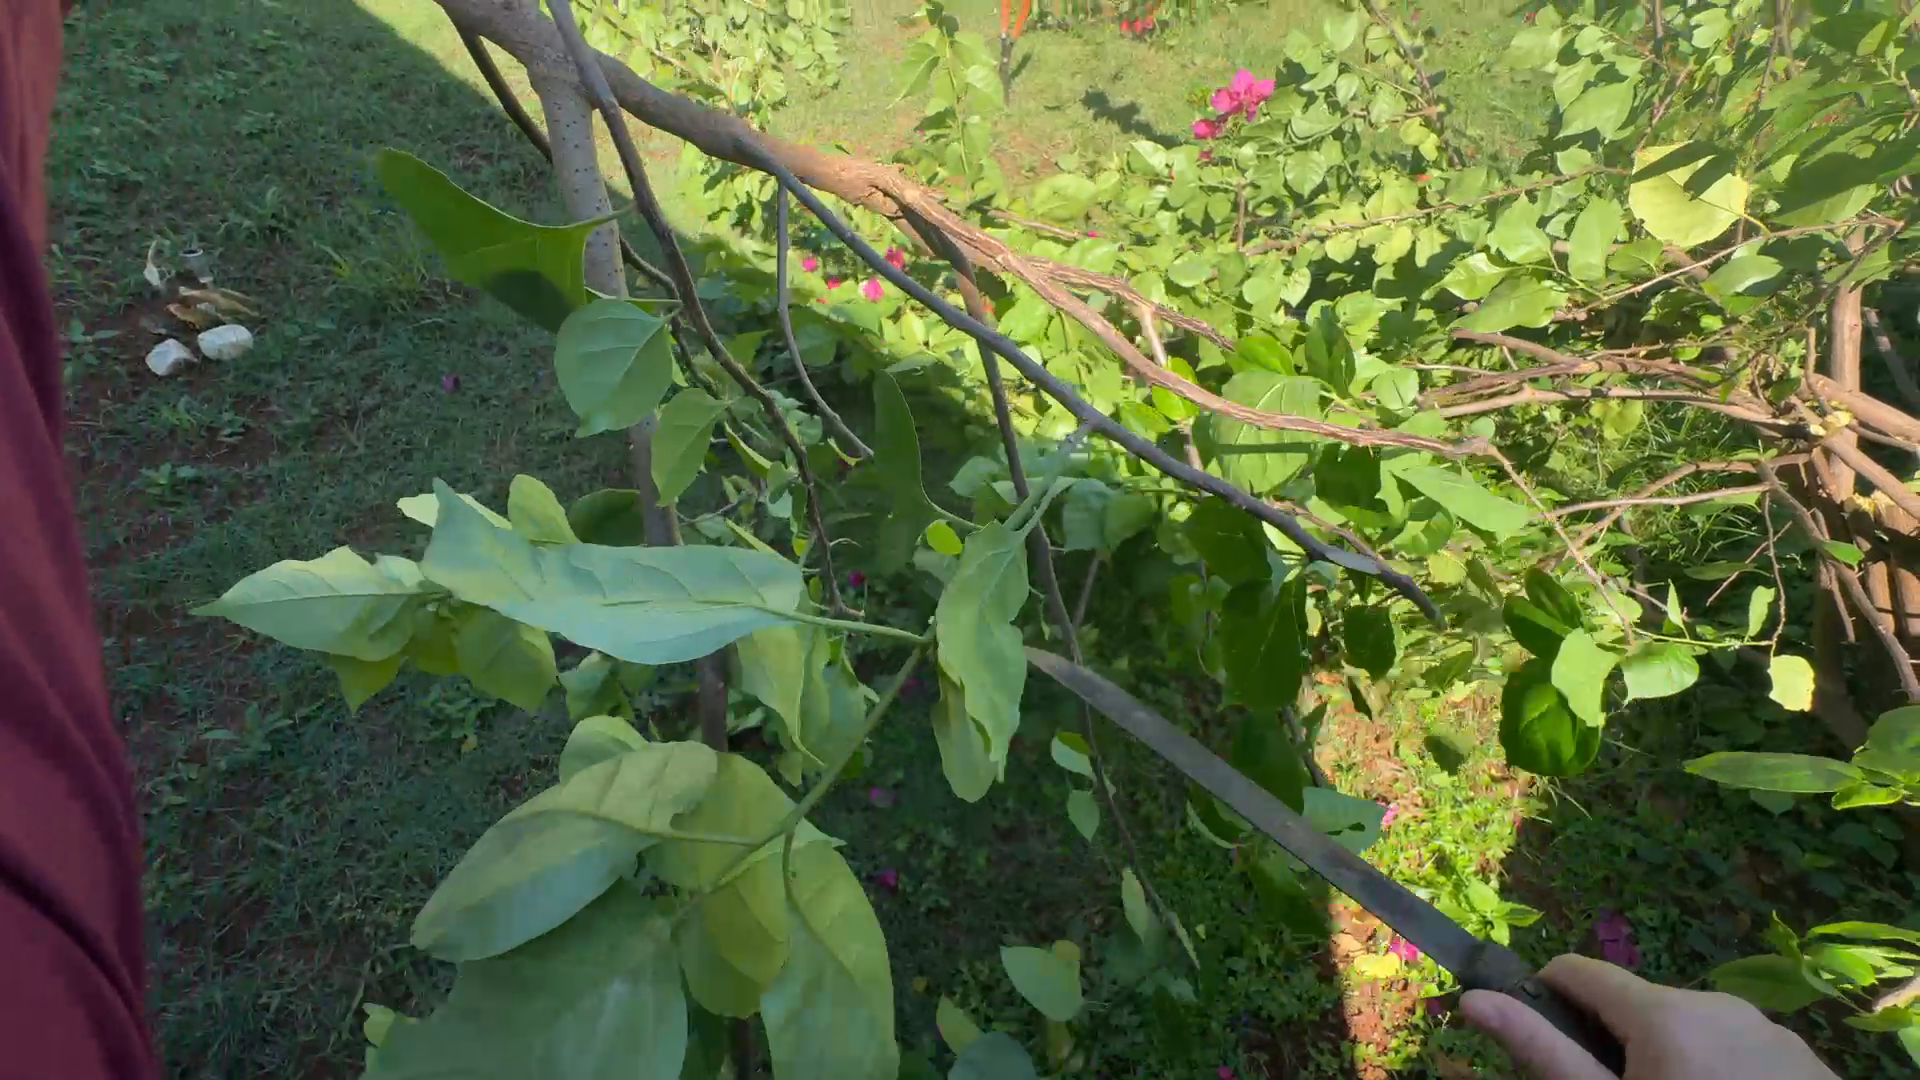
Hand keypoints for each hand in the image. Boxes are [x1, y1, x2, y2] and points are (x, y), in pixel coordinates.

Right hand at [1460, 954, 1839, 1079]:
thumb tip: (1471, 999)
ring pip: (1685, 1024)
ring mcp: (1774, 1034)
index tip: (1561, 1049)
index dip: (1551, 1000)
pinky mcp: (1813, 1066)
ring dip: (1670, 1053)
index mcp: (1662, 1010)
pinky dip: (1720, 1069)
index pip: (1573, 969)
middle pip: (1631, 1000)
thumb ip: (1542, 1049)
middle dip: (1615, 1037)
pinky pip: (1739, 1047)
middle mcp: (1717, 1004)